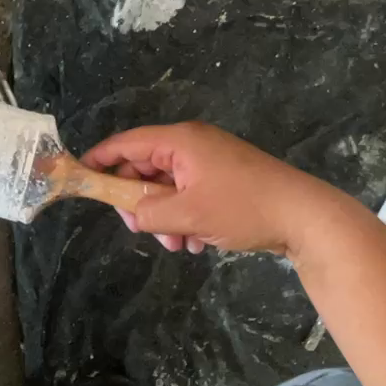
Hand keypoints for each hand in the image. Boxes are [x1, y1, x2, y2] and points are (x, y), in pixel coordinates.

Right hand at [81, 122, 342, 253]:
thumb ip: (149, 213)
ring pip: (168, 187)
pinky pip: (190, 195)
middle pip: (146, 168)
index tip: (80, 174)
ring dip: (165, 217)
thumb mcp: (188, 214)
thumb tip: (133, 215)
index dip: (100, 159)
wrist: (305, 217)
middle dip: (139, 202)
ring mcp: (211, 162)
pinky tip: (197, 241)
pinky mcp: (225, 180)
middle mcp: (192, 145)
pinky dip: (185, 217)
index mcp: (180, 142)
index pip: (127, 143)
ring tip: (178, 243)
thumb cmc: (243, 207)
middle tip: (138, 228)